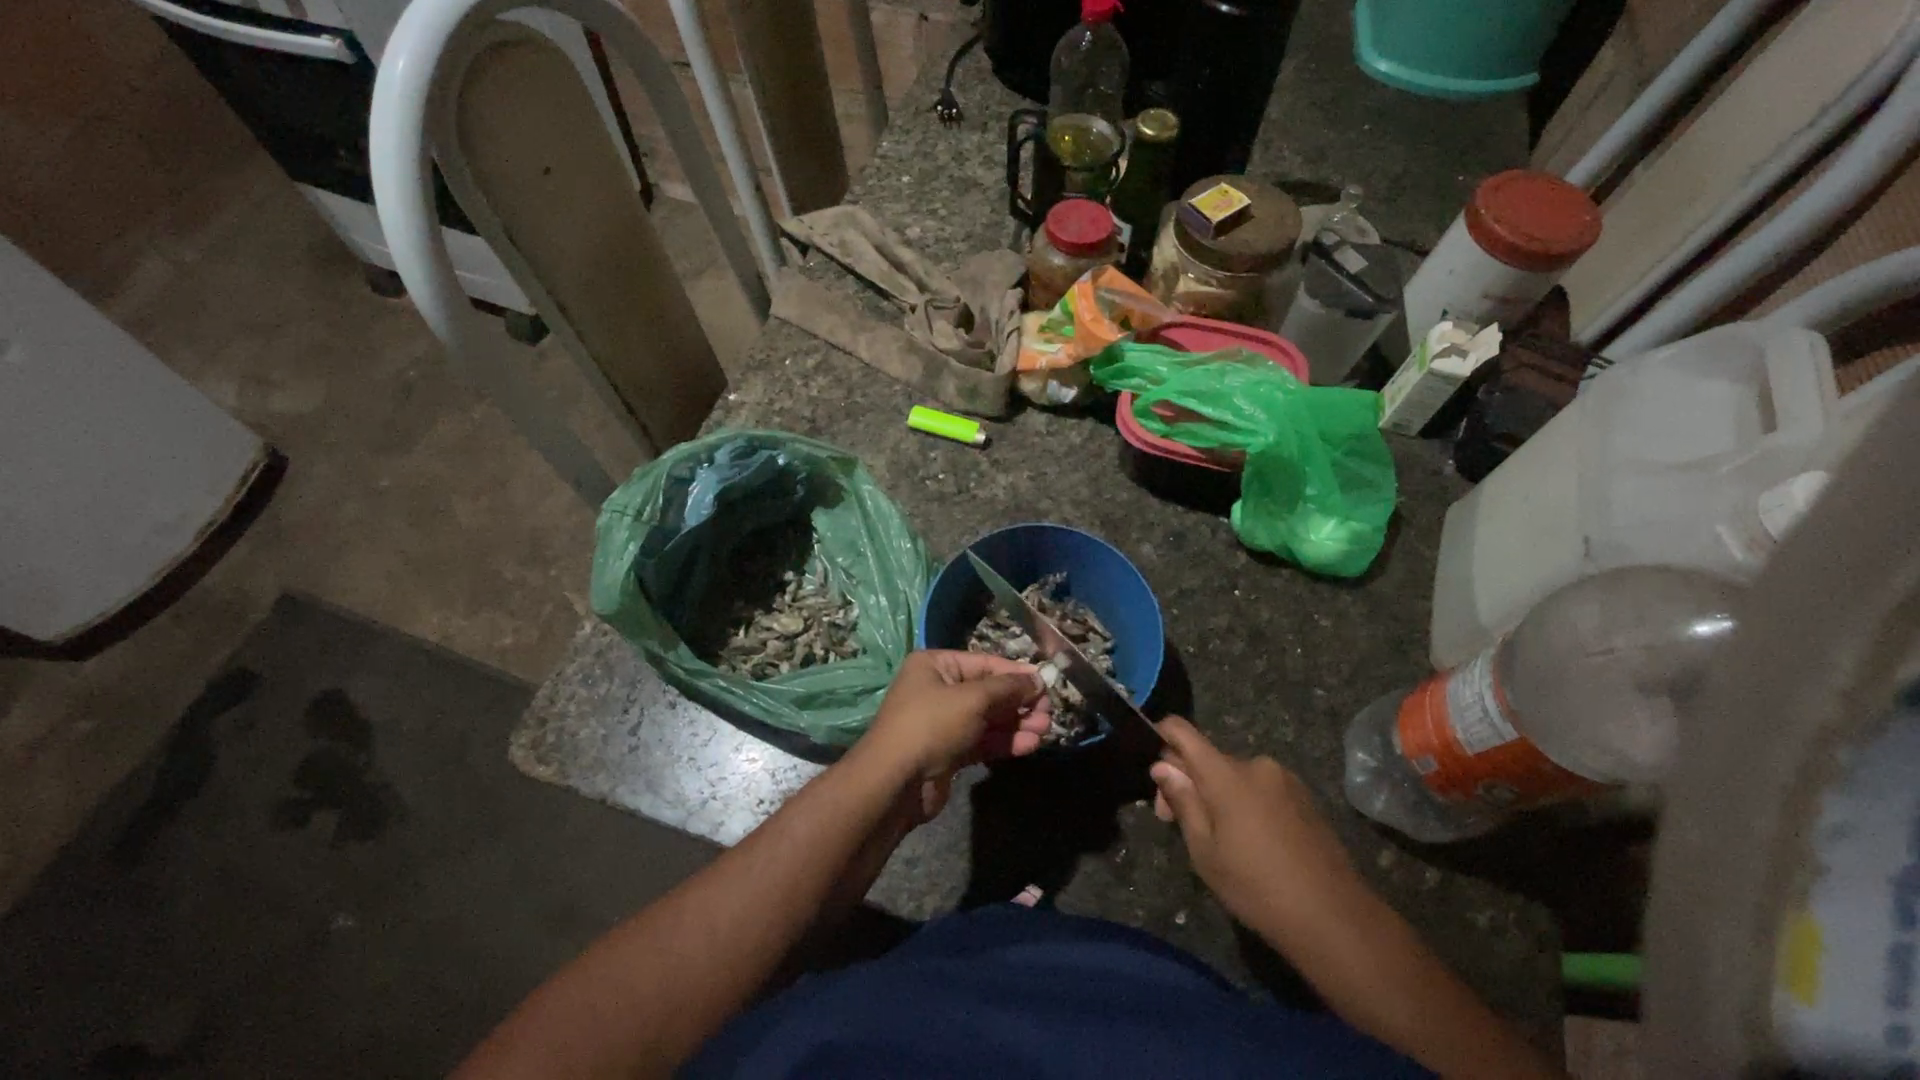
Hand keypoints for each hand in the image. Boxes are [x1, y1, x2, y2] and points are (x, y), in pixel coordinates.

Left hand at [859, 651, 1049, 817]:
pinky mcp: (949, 752)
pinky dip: (1005, 742)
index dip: (1017, 674)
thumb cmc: (932, 726)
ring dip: (1017, 724)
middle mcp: (938, 690)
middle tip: (1048, 713)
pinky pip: (983, 741)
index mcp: (936, 666)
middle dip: (1020, 703)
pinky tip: (1029, 746)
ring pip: (989, 719)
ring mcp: (943, 723)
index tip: (1047, 685)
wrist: (895, 782)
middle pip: (989, 692)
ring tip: (1044, 731)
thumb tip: (1037, 680)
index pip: (985, 664)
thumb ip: (1008, 688)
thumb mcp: (972, 699)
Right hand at [1149, 716, 1363, 940]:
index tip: (1152, 767)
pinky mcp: (1305, 798)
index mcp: (1227, 775)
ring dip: (1218, 796)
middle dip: (1188, 783)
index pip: (1183, 733)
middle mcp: (1257, 766)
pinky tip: (1252, 842)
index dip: (1162, 736)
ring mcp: (1286, 780)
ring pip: (1236, 777)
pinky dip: (1246, 804)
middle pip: (1209, 760)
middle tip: (1176, 824)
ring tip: (1218, 840)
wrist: (1333, 916)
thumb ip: (1183, 802)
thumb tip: (1162, 767)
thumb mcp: (1205, 852)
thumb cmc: (1256, 887)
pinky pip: (1262, 789)